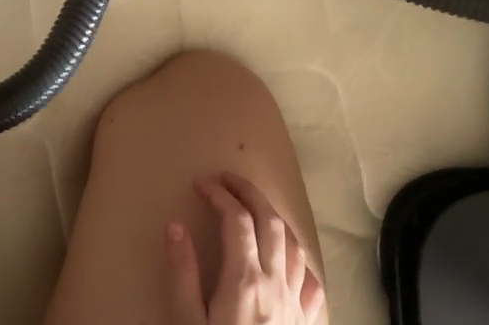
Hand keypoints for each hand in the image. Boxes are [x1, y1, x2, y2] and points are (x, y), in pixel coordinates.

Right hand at [167, 173, 325, 324]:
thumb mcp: (188, 320)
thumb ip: (183, 272)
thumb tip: (175, 226)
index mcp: (245, 279)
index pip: (236, 218)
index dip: (218, 193)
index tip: (200, 183)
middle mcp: (277, 284)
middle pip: (270, 221)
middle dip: (249, 191)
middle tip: (226, 179)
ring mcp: (297, 304)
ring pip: (296, 245)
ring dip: (274, 218)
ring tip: (253, 209)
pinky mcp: (307, 324)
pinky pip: (313, 282)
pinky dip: (301, 260)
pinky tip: (288, 259)